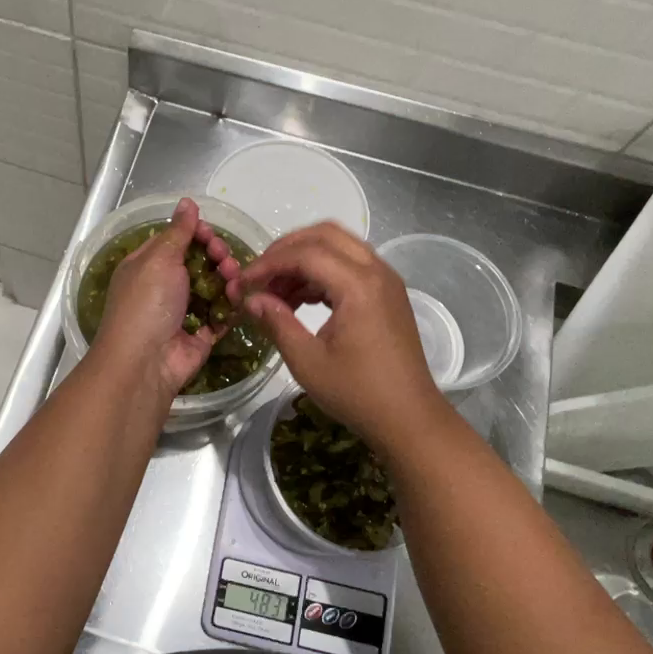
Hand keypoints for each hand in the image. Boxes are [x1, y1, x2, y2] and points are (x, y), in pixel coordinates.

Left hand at [93, 198, 240, 396]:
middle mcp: (164, 286)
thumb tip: (186, 201)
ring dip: (228, 278)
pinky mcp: (202, 334)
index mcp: (147, 265)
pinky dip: (232, 305)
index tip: (208, 234)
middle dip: (216, 254)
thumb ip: (178, 232)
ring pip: (215, 286)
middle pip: (200, 261)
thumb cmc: (146, 303)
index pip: (176, 240)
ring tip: (233, 279)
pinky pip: (222, 314)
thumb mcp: (159, 259)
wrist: (145, 362)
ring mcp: (184, 311)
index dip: (196, 233)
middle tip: (222, 258)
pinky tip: (239, 298)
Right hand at [230, 223, 451, 445]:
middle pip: (324, 235)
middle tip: (259, 275)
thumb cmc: (358, 393)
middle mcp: (376, 272)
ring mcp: (386, 280)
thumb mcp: (307, 361)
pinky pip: (351, 264)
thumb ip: (277, 323)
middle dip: (286, 250)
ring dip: (304, 259)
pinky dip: (322, 271)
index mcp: (358, 285)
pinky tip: (301, 299)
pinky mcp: (388, 294)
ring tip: (276, 292)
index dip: (268, 264)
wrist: (409, 418)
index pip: (305, 253)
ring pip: (339, 246)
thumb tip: (251, 300)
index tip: (242, 284)